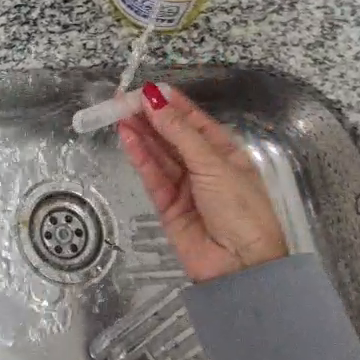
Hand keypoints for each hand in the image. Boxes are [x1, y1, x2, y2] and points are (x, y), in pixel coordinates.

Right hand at [117, 81, 288, 281]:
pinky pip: (151, 174)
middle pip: (171, 134)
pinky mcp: (166, 204)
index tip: (145, 89)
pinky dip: (138, 155)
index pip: (192, 119)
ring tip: (118, 113)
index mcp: (223, 152)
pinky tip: (126, 136)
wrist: (242, 270)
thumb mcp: (213, 164)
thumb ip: (178, 131)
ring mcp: (184, 184)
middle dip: (149, 116)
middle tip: (122, 99)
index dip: (169, 103)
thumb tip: (152, 98)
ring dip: (140, 132)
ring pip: (158, 152)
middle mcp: (202, 165)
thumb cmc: (240, 209)